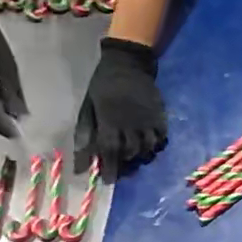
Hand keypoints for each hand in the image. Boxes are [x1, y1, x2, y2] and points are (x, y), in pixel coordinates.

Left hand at [73, 38, 166, 171]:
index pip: (110, 152)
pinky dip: (155, 147)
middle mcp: (130, 124)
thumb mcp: (87, 108)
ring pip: (146, 149)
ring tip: (132, 158)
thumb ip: (84, 136)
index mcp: (110, 122)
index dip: (108, 170)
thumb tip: (80, 165)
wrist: (128, 62)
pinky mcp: (159, 116)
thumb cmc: (102, 85)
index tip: (106, 180)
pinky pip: (161, 139)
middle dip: (123, 166)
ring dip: (139, 158)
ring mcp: (147, 120)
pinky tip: (148, 147)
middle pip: (129, 154)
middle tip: (118, 168)